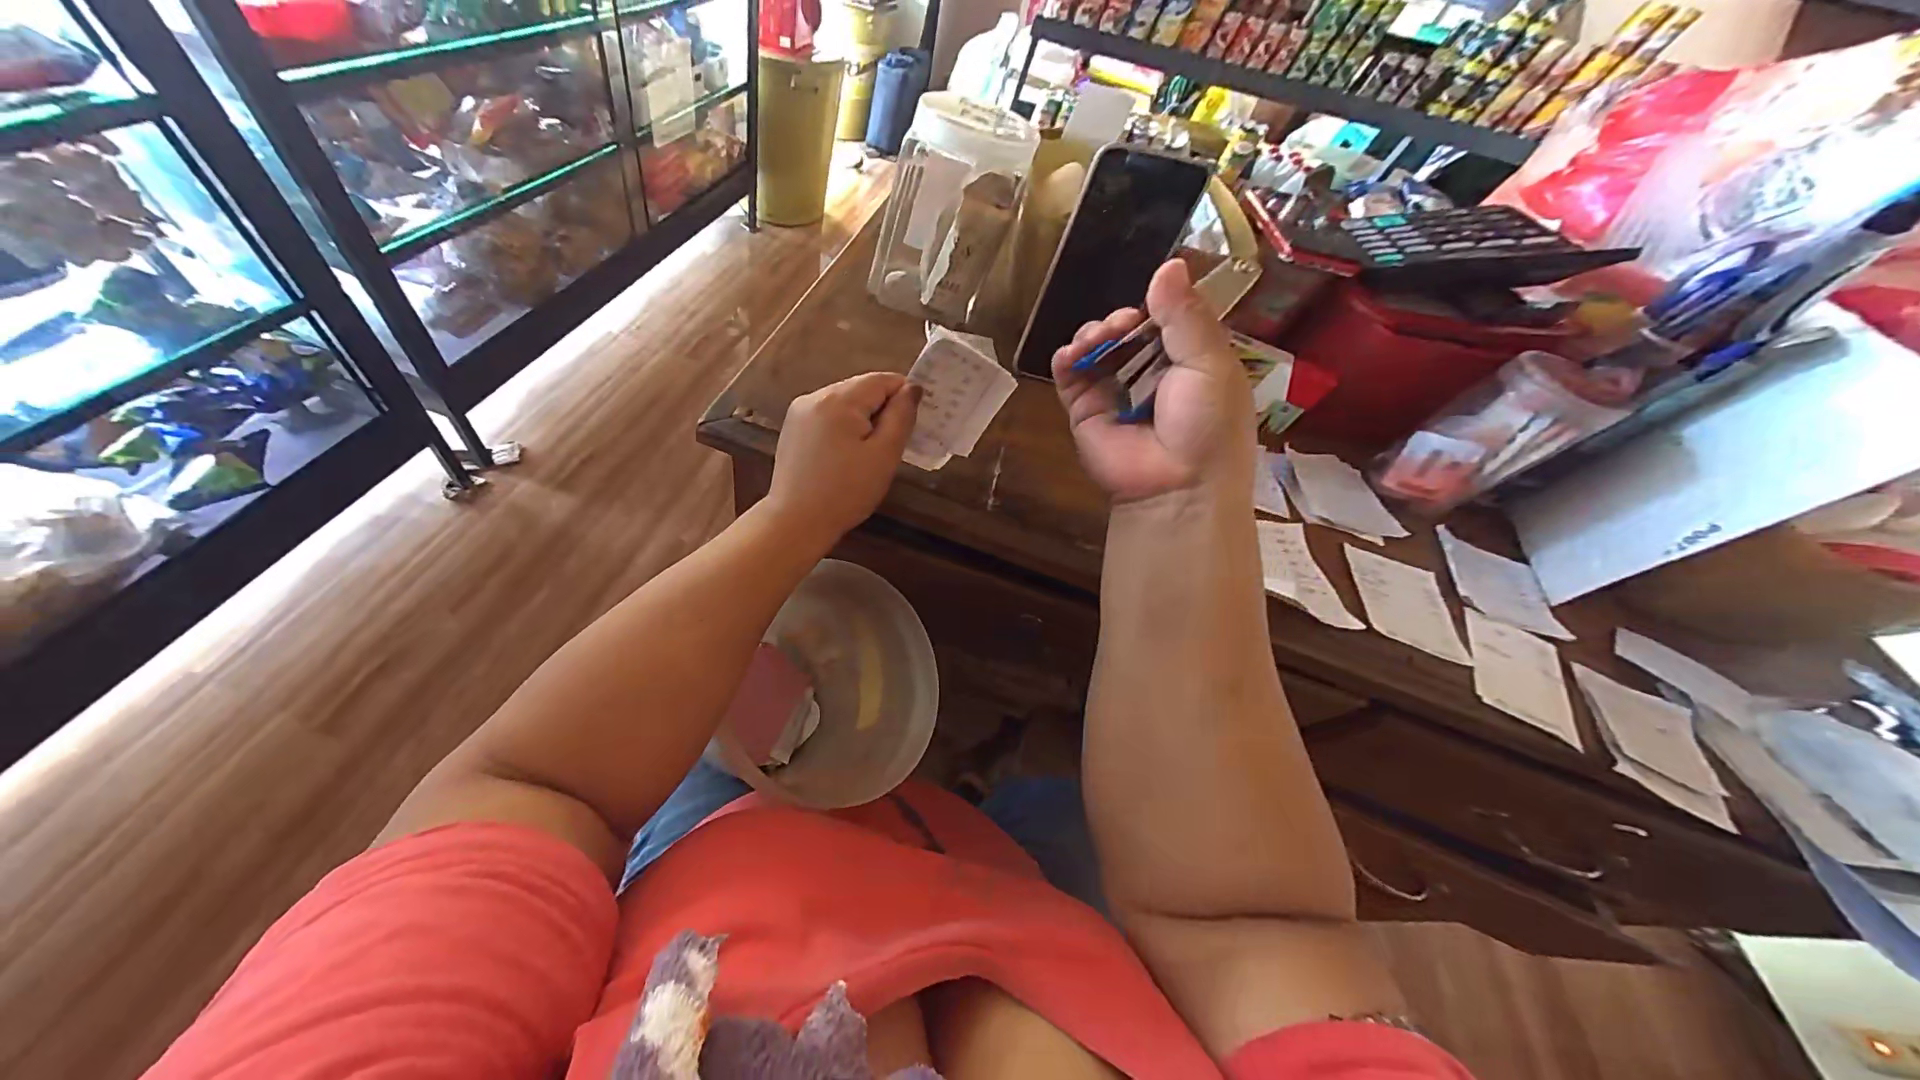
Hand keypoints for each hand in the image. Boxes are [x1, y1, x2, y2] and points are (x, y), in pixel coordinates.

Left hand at [767, 371, 920, 543]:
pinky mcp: (792, 429)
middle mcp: (815, 396)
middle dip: (882, 409)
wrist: (797, 522)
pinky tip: (845, 457)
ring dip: (863, 420)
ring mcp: (799, 412)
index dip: (903, 396)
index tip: (912, 424)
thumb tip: (912, 388)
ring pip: (845, 403)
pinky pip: (828, 416)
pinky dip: (844, 428)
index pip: (882, 380)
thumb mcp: (884, 455)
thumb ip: (901, 416)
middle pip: (862, 389)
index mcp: (839, 399)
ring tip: (867, 455)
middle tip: (891, 446)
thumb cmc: (847, 491)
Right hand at [1051, 259, 1255, 503]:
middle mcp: (1149, 373)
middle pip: (1125, 330)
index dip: (1154, 304)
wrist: (1178, 486)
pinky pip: (1069, 378)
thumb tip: (1168, 262)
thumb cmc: (1207, 424)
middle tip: (1122, 324)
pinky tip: (1071, 354)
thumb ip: (1186, 316)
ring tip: (1098, 339)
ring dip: (1092, 335)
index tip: (1148, 302)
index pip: (1165, 318)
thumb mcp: (1210, 363)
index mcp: (1188, 360)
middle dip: (1119, 319)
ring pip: (1095, 349)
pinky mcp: (1086, 412)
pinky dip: (1066, 360)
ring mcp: (1115, 393)